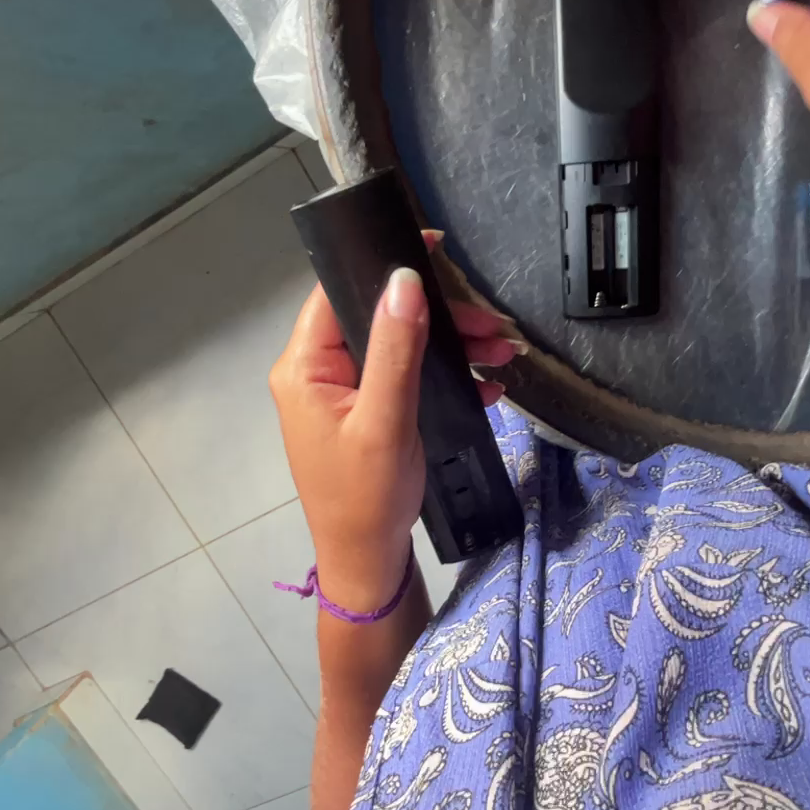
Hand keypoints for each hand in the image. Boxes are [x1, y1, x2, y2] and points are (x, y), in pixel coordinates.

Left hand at [269, 235, 516, 610]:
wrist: (368, 560)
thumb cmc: (368, 496)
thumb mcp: (385, 420)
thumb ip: (394, 349)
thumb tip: (404, 279)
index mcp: (306, 365)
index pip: (337, 291)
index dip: (383, 263)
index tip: (436, 249)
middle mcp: (318, 370)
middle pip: (378, 317)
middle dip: (439, 317)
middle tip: (492, 326)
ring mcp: (343, 391)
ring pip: (398, 346)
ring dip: (451, 347)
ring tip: (504, 354)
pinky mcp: (366, 410)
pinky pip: (405, 377)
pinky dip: (443, 377)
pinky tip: (487, 386)